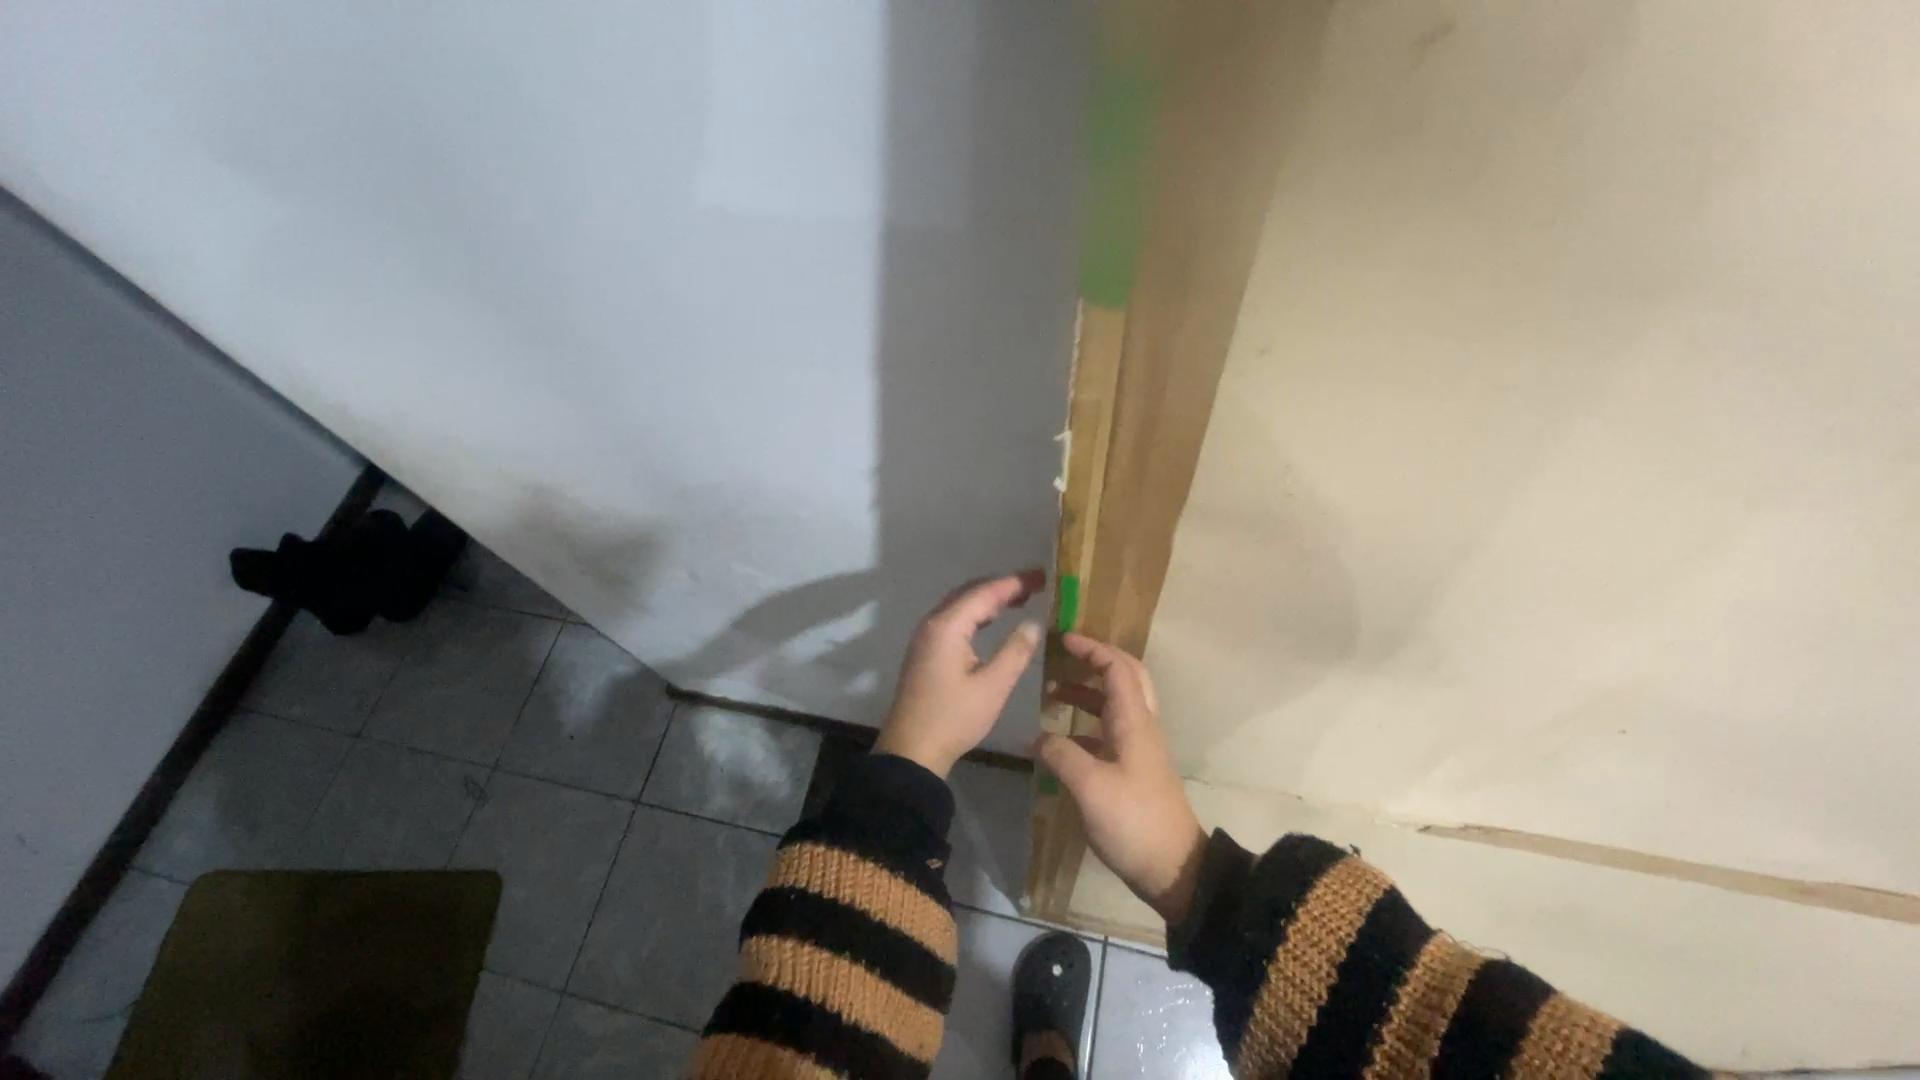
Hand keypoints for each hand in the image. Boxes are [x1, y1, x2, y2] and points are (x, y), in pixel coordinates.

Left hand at [873, 570, 1046, 777]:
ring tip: (1019, 599)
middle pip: (969, 593)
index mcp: (947, 627)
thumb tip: (1033, 624)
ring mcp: (925, 638)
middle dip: (1001, 586)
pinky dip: (975, 615)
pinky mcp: (925, 653)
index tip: (1042, 577)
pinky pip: (953, 621)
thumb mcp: (993, 687)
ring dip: (988, 600)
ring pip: (959, 606)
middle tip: (1034, 585)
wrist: (911, 750)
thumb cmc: (953, 718)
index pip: (985, 592)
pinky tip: (991, 622)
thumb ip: (1015, 651)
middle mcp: (933, 624)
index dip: (1014, 582)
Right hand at [1034, 633, 1206, 925]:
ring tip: (1052, 694)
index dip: (1092, 649)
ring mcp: (1140, 750)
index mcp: (1134, 722)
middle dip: (1095, 662)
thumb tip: (1038, 737)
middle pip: (1125, 679)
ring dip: (1088, 694)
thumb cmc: (1133, 820)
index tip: (1063, 639)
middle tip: (1064, 657)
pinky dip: (1085, 726)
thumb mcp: (1089, 785)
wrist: (1173, 867)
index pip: (1117, 668)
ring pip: (1115, 706)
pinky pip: (1109, 734)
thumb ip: (1061, 754)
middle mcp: (1140, 727)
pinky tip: (1059, 741)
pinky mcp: (1134, 772)